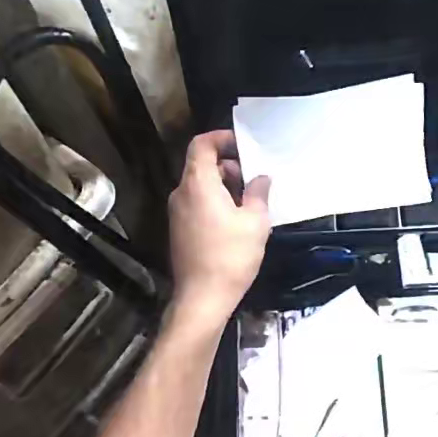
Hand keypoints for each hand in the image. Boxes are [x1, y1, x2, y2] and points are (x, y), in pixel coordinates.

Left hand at [167, 130, 270, 330]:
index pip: (201, 145)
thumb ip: (258, 194)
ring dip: (223, 187)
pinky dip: (214, 202)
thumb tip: (260, 179)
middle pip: (201, 165)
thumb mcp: (255, 222)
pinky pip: (196, 204)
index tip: (242, 146)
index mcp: (198, 184)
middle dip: (228, 166)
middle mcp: (181, 193)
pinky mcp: (179, 230)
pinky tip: (235, 222)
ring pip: (200, 186)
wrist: (203, 298)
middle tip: (253, 181)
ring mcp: (177, 213)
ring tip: (248, 203)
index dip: (221, 139)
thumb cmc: (231, 256)